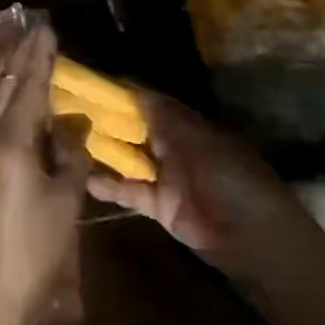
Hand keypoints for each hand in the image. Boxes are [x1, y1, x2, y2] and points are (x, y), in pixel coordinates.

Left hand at [0, 26, 90, 324]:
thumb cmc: (32, 245)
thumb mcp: (64, 200)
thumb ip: (70, 156)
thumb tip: (73, 123)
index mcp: (10, 140)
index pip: (29, 86)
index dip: (40, 56)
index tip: (46, 27)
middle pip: (6, 88)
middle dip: (22, 59)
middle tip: (35, 31)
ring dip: (15, 79)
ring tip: (30, 57)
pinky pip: (0, 126)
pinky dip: (14, 106)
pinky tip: (25, 106)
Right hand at [85, 90, 319, 272]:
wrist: (255, 240)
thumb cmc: (231, 181)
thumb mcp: (198, 142)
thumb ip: (164, 117)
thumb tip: (132, 86)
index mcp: (190, 128)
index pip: (152, 103)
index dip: (125, 93)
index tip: (91, 84)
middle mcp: (176, 148)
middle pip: (136, 130)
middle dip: (107, 121)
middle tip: (69, 112)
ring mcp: (167, 178)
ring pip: (128, 159)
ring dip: (104, 153)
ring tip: (69, 144)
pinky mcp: (159, 206)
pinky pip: (129, 191)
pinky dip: (110, 187)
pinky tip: (87, 182)